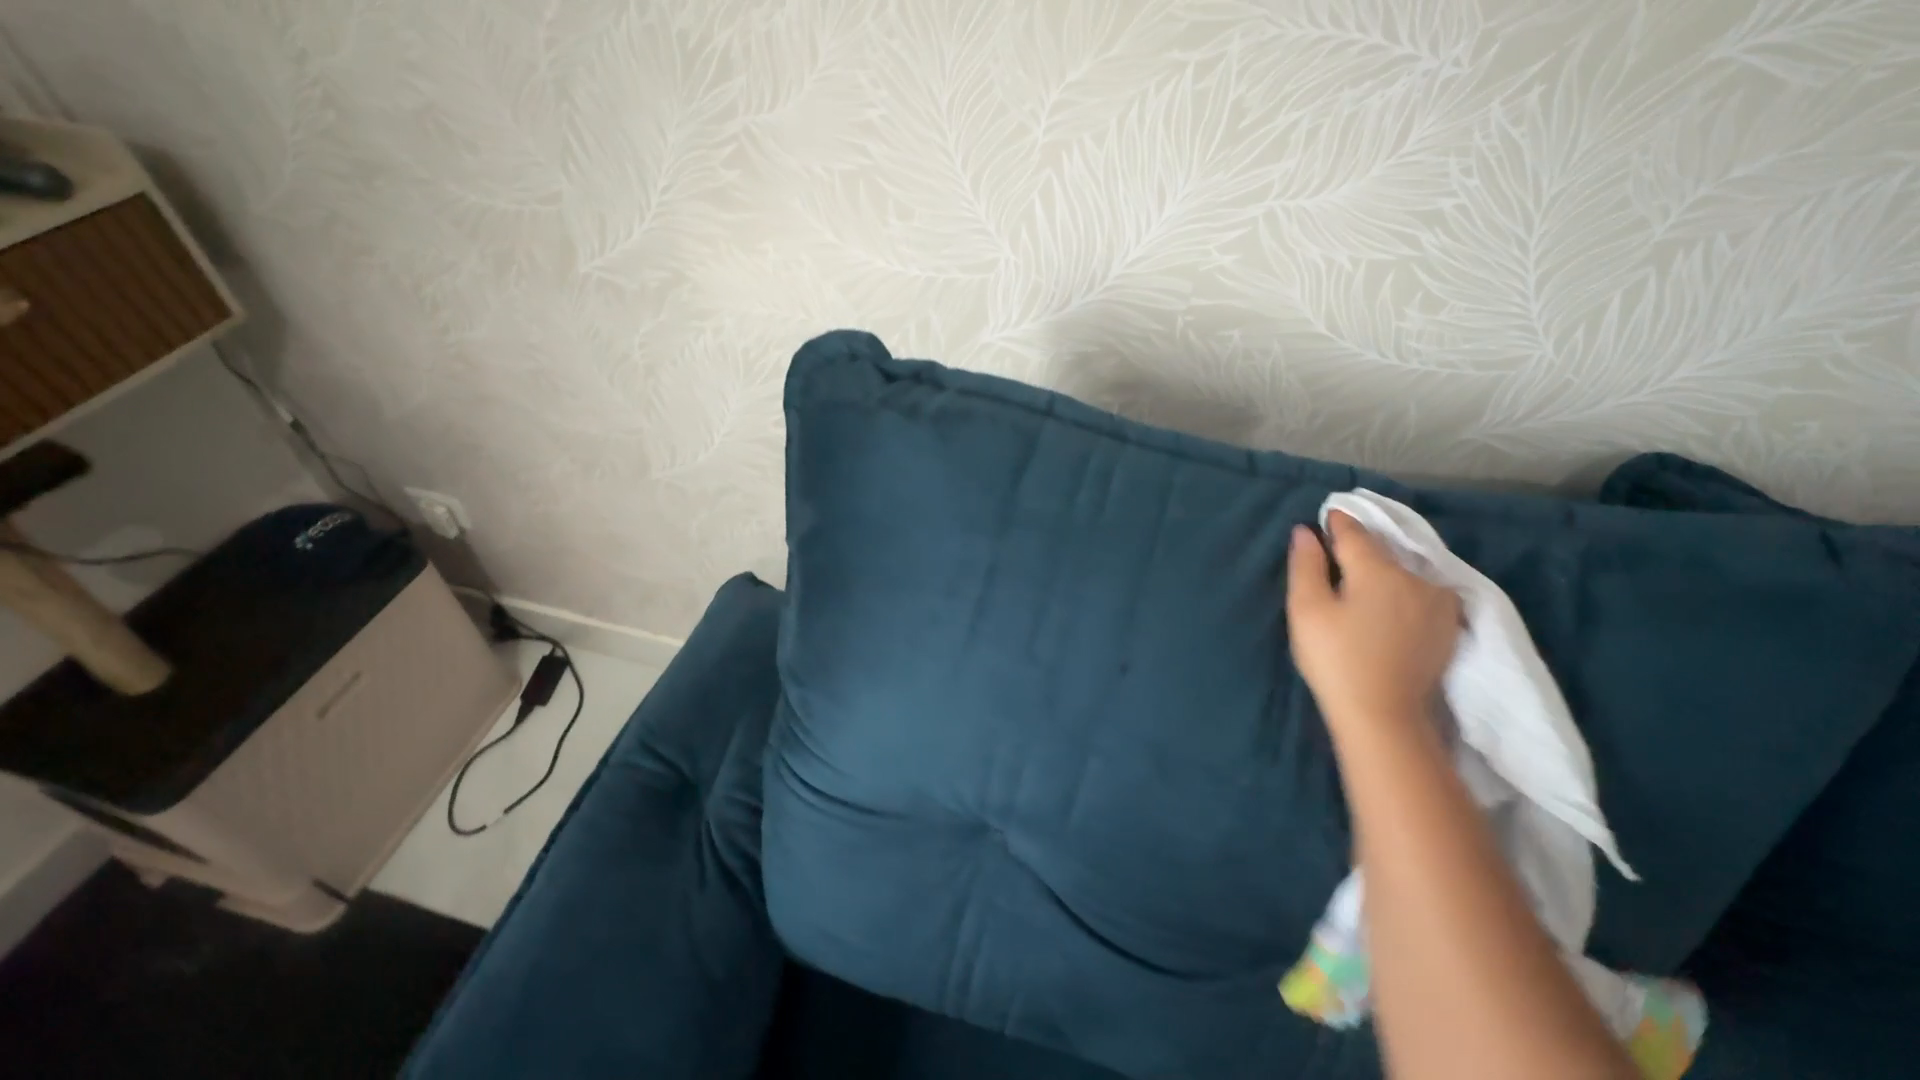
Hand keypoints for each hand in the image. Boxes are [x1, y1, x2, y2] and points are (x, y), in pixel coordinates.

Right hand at [1286, 511, 1461, 727]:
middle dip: (1360, 552)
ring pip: (1404, 575)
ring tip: (1363, 591)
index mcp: (1379, 569)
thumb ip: (1306, 565)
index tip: (1325, 521)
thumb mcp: (1307, 611)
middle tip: (1337, 562)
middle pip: (1382, 554)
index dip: (1336, 524)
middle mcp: (1416, 577)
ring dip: (1384, 575)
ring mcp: (1439, 603)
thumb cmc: (1336, 661)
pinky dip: (1405, 595)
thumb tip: (1306, 532)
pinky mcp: (1450, 627)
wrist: (1384, 716)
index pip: (1354, 533)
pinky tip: (1391, 611)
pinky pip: (1423, 595)